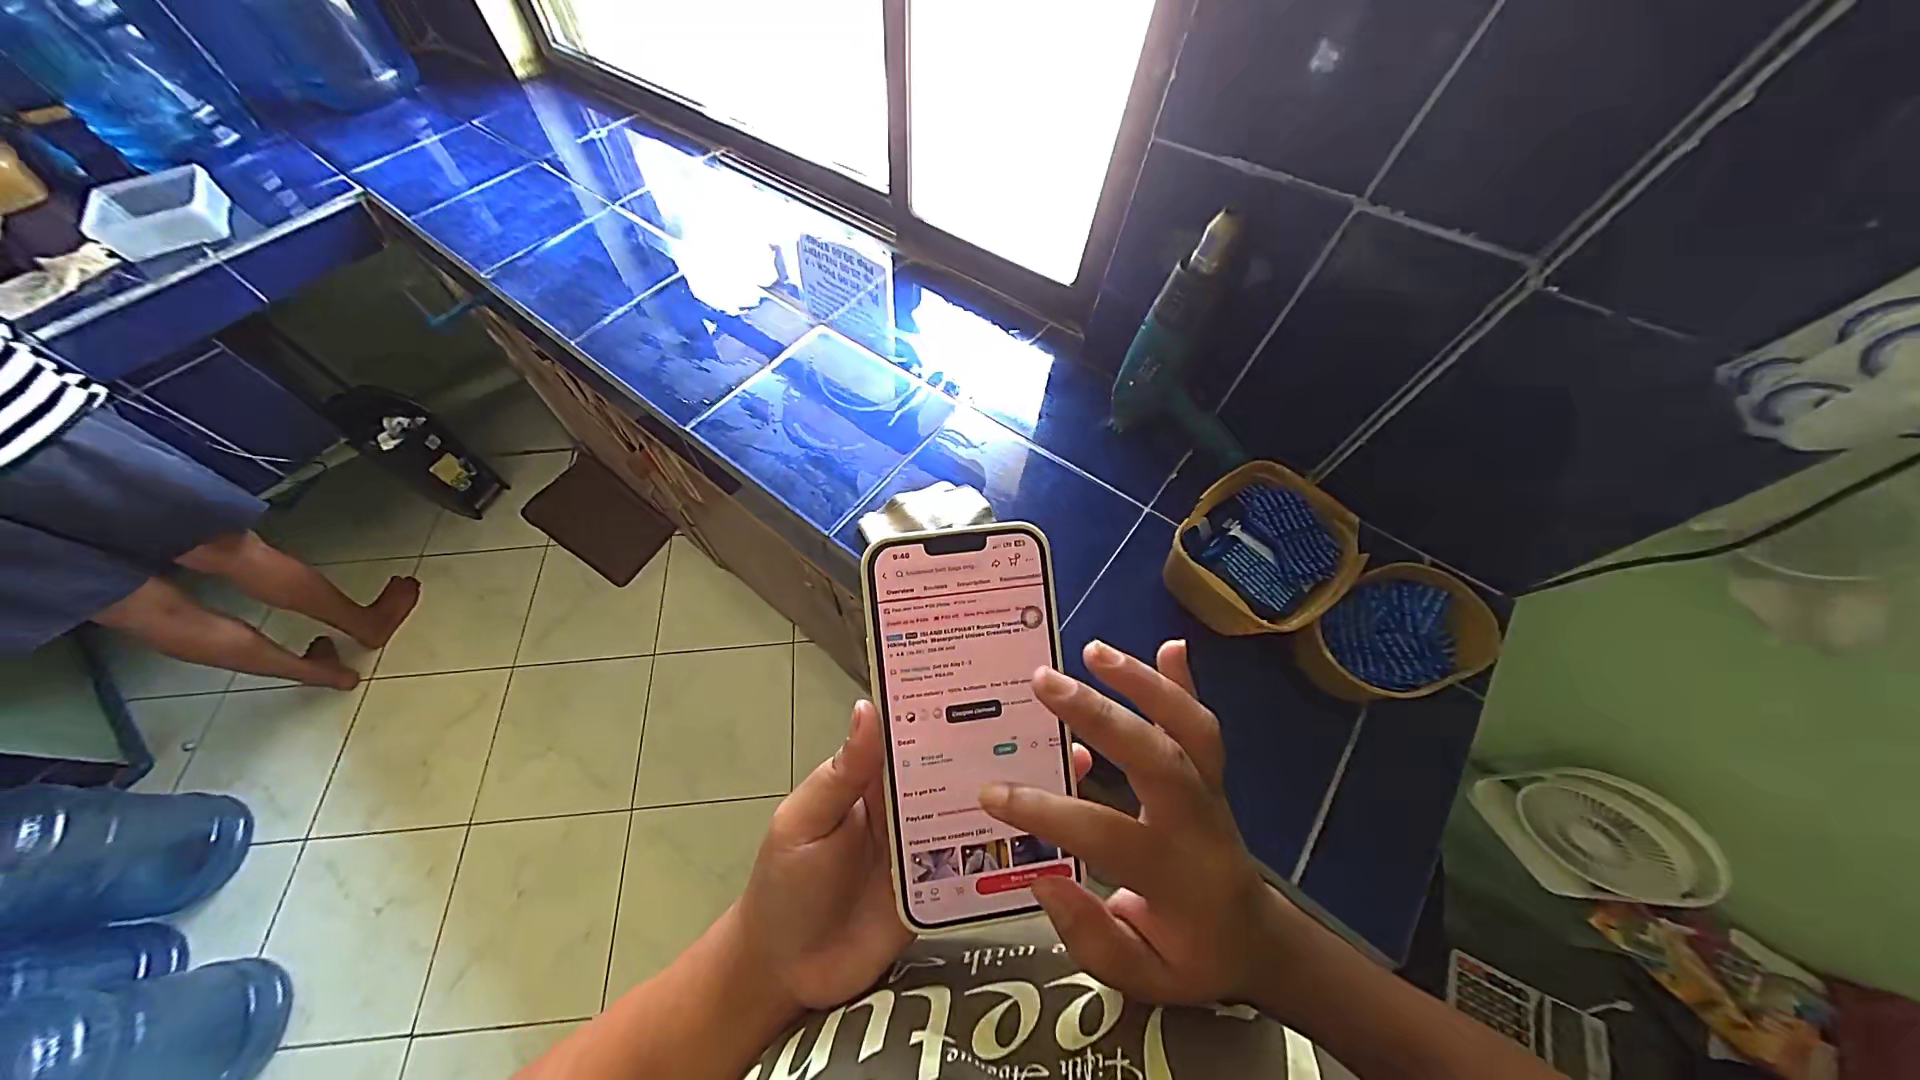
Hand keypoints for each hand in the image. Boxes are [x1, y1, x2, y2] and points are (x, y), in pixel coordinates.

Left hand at [735, 697, 1098, 1010]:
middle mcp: (912, 801)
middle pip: (962, 765)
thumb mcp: (804, 822)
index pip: (922, 730)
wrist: (787, 973)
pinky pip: (985, 862)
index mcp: (877, 776)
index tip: (998, 678)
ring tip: (1070, 769)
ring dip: (1021, 791)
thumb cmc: (785, 884)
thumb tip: (868, 708)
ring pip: (982, 808)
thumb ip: (841, 774)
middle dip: (1004, 743)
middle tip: (1057, 721)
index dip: (954, 705)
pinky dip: (1017, 848)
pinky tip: (1057, 837)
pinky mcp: (945, 885)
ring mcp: (932, 844)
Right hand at [979, 639, 1296, 1006]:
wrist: (1257, 935)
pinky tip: (1170, 646)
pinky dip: (1184, 683)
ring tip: (1093, 651)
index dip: (1045, 812)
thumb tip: (1042, 876)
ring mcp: (1209, 788)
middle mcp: (1195, 820)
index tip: (993, 794)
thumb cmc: (1192, 955)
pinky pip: (1201, 722)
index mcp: (1174, 874)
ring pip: (1187, 728)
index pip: (1104, 835)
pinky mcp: (1210, 771)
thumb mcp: (1142, 975)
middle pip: (1155, 757)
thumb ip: (1090, 935)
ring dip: (1142, 683)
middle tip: (1044, 682)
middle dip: (1099, 715)